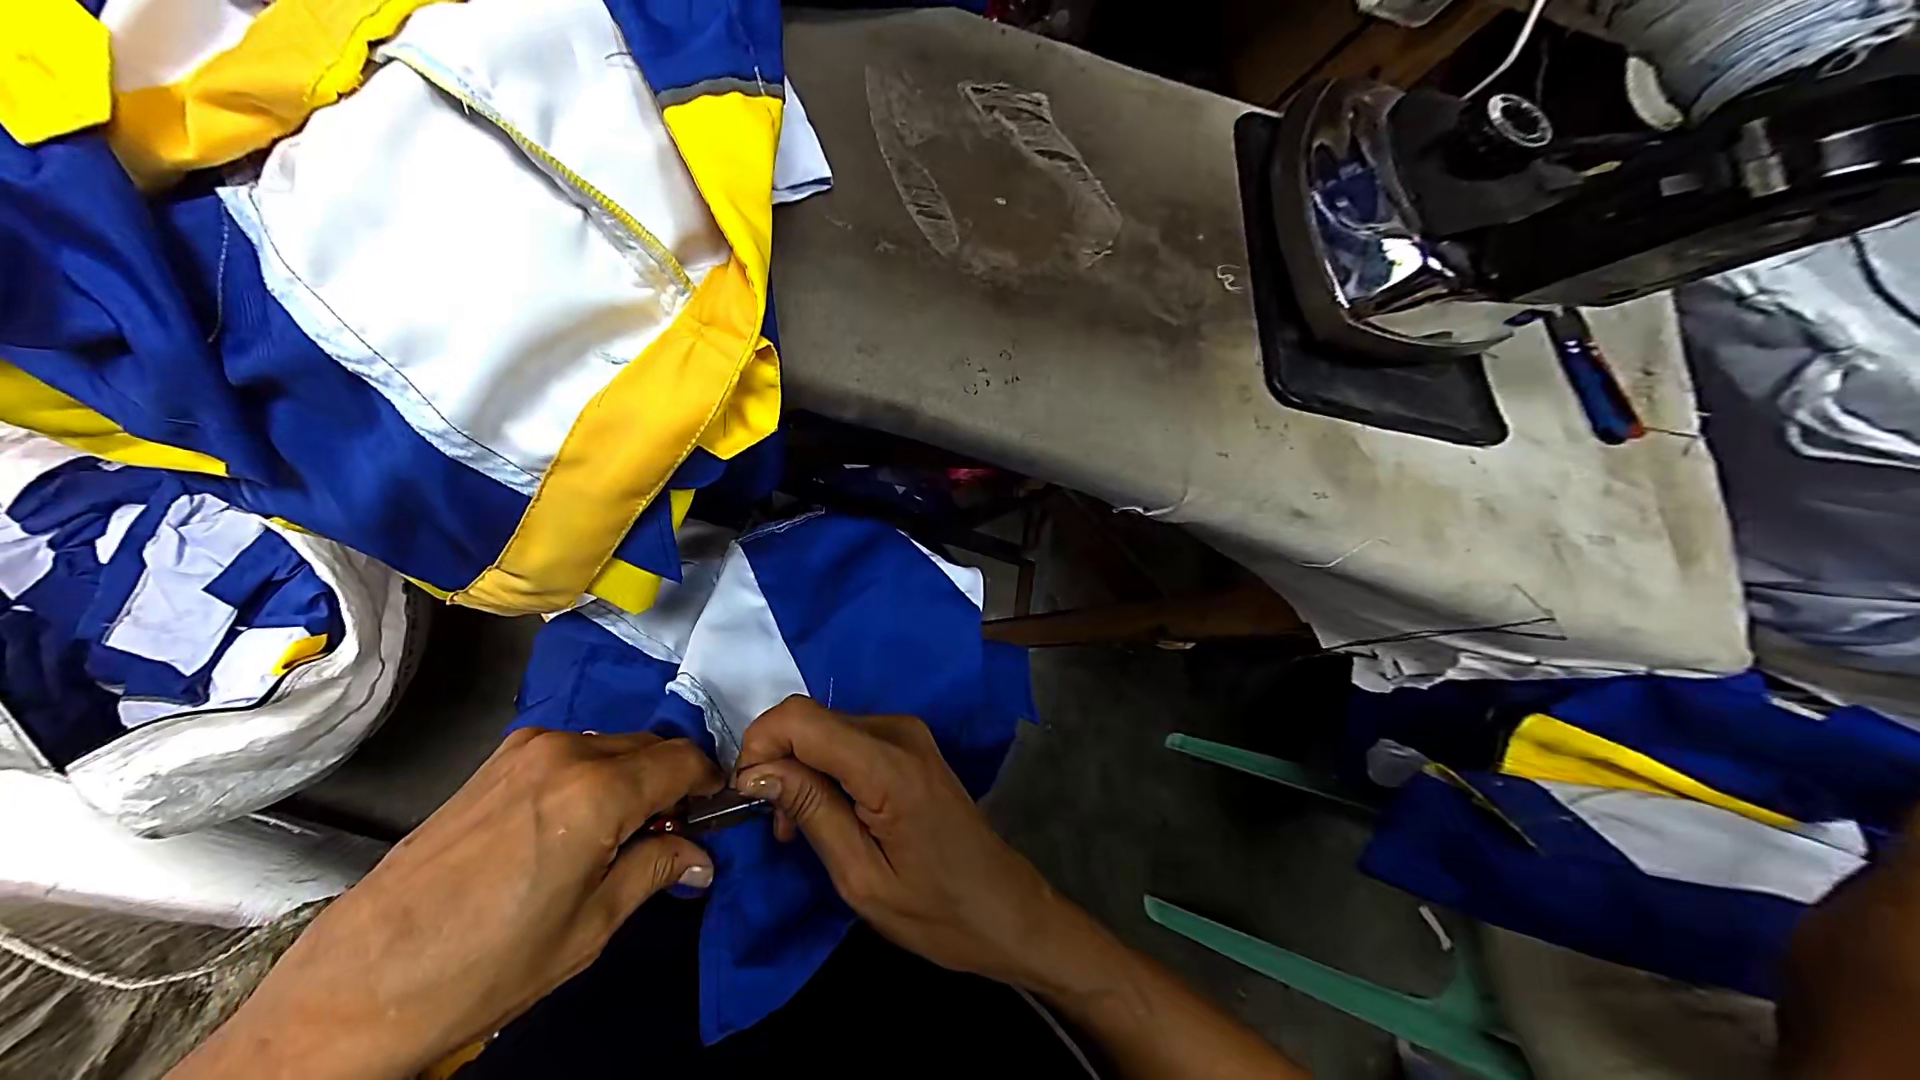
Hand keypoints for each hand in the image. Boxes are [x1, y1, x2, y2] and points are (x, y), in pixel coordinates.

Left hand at [169, 729, 721, 1079]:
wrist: (355, 988)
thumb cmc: (488, 965)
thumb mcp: (591, 926)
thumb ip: (656, 870)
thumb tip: (701, 856)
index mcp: (598, 790)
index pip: (685, 760)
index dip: (709, 782)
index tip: (711, 811)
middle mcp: (566, 752)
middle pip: (652, 745)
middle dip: (672, 779)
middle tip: (669, 828)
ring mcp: (525, 750)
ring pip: (613, 744)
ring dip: (633, 774)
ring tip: (619, 828)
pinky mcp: (495, 761)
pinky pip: (572, 750)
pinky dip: (594, 772)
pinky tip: (573, 819)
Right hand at [732, 696, 1072, 987]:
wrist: (1006, 908)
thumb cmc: (937, 911)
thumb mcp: (861, 876)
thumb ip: (811, 810)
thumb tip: (756, 770)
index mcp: (889, 763)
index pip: (799, 718)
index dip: (760, 747)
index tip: (751, 799)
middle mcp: (898, 730)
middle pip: (809, 719)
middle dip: (778, 764)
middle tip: (783, 828)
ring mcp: (908, 733)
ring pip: (825, 729)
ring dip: (801, 770)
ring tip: (806, 830)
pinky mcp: (910, 743)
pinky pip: (848, 740)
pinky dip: (826, 769)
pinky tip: (833, 813)